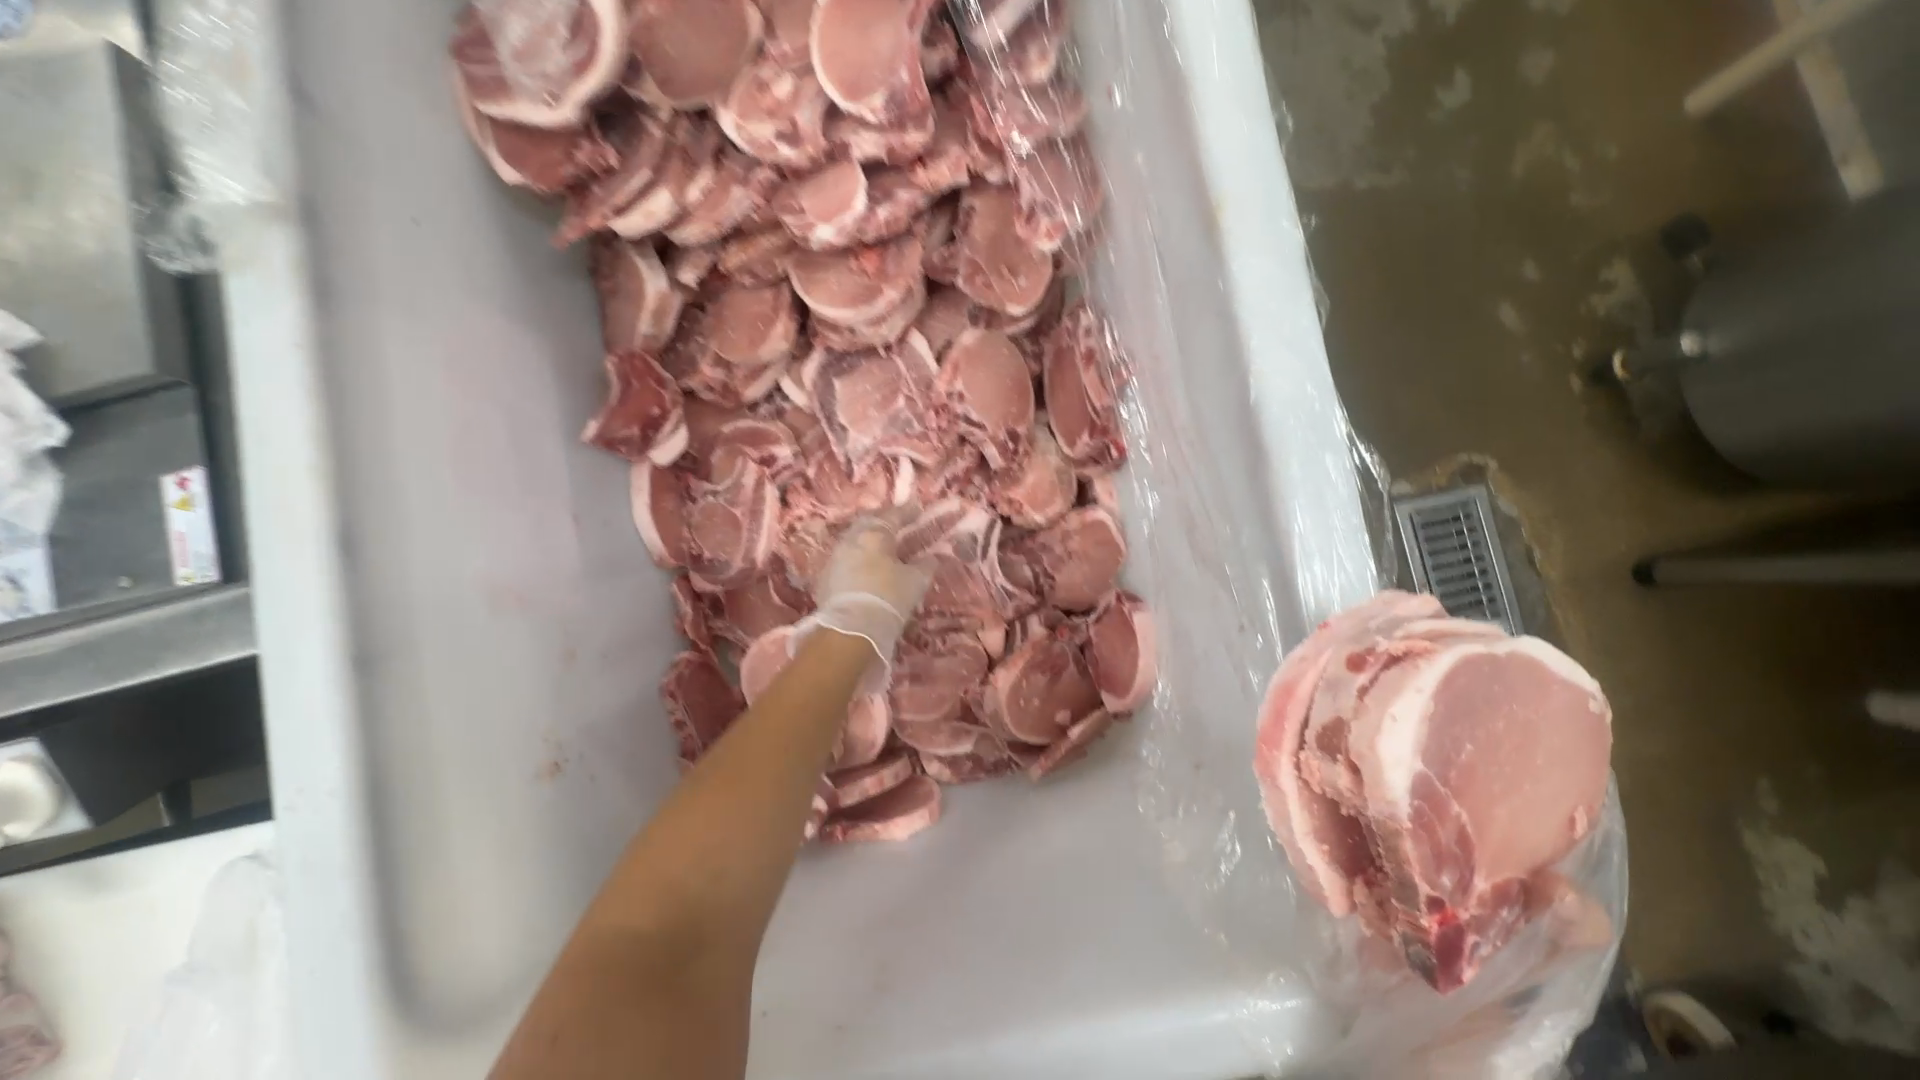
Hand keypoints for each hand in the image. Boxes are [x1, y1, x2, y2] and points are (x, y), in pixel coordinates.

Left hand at [791, 513, 931, 693]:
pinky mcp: (824, 578)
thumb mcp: (916, 582)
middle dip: (882, 520)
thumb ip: (925, 565)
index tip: (917, 509)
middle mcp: (851, 540)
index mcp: (874, 535)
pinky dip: (856, 558)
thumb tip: (932, 558)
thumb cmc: (889, 599)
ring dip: (867, 538)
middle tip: (895, 522)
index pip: (893, 516)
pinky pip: (843, 559)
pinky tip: (863, 566)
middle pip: (867, 523)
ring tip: (879, 544)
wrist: (851, 630)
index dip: (907, 512)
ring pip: (852, 540)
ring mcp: (834, 558)